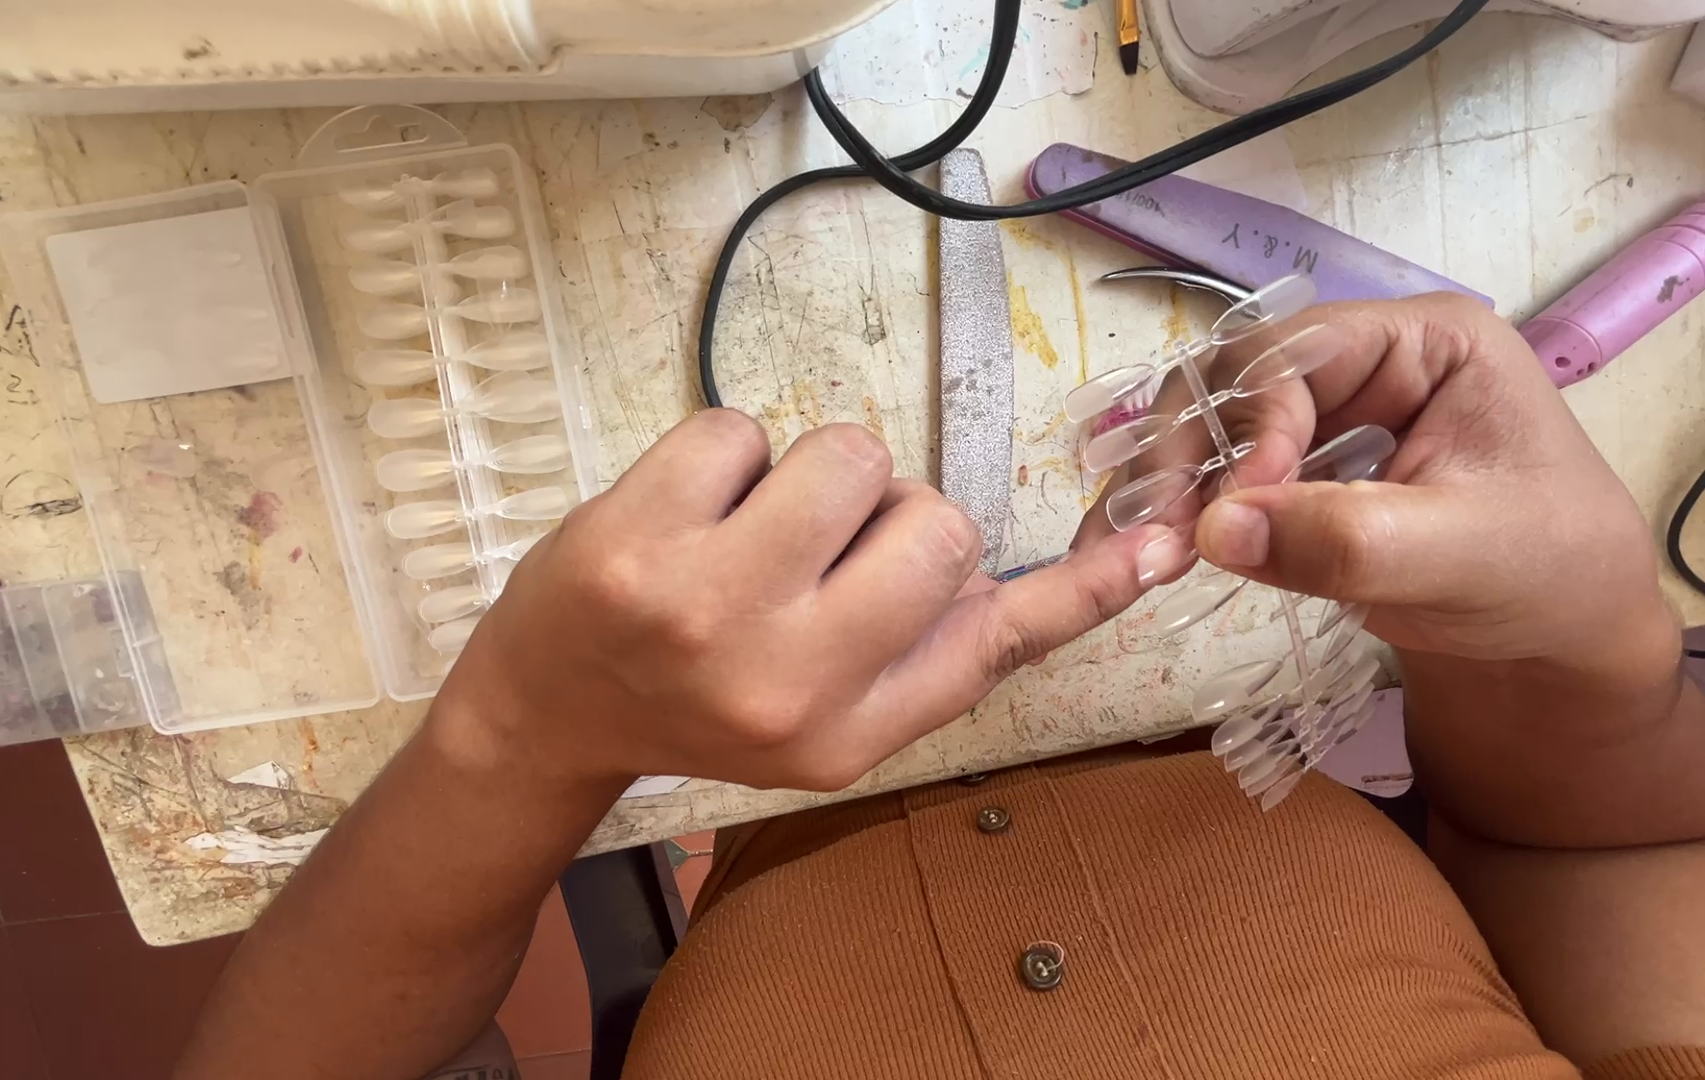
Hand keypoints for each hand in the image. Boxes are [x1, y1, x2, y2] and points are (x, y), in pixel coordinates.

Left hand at [438, 410, 1193, 790]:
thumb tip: (1034, 576)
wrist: (548, 714)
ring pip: (847, 453)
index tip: (1155, 551)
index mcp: (850, 732)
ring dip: (811, 477)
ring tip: (748, 529)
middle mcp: (791, 683)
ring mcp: (705, 608)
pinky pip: (741, 428)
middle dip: (887, 513)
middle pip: (934, 519)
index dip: (1080, 594)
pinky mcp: (632, 539)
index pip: (990, 645)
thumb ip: (928, 649)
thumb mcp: (826, 713)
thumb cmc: (698, 704)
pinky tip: (681, 514)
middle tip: (816, 548)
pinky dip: (724, 457)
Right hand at [1074, 292, 1679, 673]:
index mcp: (1417, 343)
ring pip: (1202, 426)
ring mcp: (1310, 416)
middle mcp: (1350, 365)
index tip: (1229, 507)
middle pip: (1225, 382)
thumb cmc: (1543, 575)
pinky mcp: (1281, 468)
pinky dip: (1171, 509)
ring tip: (1142, 546)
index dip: (1247, 421)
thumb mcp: (1461, 556)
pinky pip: (1207, 473)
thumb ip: (1344, 539)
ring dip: (1163, 484)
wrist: (1542, 634)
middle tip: (1152, 530)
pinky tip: (1149, 547)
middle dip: (1182, 453)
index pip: (1291, 352)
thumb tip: (1212, 530)